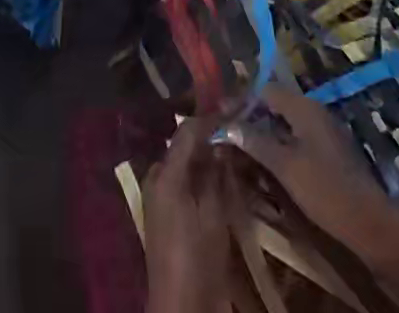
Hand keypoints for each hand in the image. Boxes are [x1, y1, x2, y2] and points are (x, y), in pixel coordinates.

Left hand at [143, 118, 229, 312]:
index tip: (235, 106)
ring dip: (209, 158)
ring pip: (187, 164)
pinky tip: (224, 179)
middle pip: (186, 147)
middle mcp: (158, 177)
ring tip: (237, 151)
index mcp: (165, 173)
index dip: (211, 117)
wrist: (180, 306)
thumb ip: (217, 176)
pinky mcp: (166, 213)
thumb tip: (223, 142)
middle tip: (240, 131)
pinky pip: (185, 183)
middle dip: (211, 138)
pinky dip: (203, 177)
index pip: (188, 131)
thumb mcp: (213, 216)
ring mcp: (160, 195)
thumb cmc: (196, 259)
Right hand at [223, 84, 398, 250]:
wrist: (371, 226)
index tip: (221, 115)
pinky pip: (297, 137)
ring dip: (263, 131)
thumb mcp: (283, 165)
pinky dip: (279, 143)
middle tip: (228, 131)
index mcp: (304, 108)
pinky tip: (266, 159)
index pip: (265, 91)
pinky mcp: (329, 151)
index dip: (242, 101)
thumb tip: (227, 124)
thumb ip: (254, 140)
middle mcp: (315, 113)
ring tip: (242, 146)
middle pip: (275, 104)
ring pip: (286, 122)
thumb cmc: (325, 190)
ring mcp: (325, 132)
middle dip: (251, 116)